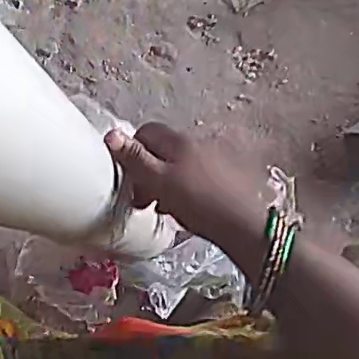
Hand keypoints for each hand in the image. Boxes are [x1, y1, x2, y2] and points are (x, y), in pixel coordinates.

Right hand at [105, 124, 274, 258]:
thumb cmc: (199, 203)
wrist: (247, 227)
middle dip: (147, 169)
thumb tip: (111, 135)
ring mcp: (214, 158)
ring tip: (161, 206)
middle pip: (162, 149)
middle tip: (141, 196)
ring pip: (178, 164)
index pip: (145, 131)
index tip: (127, 175)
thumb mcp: (160, 182)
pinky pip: (195, 175)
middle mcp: (197, 143)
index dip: (130, 150)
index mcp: (178, 141)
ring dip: (165, 180)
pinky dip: (184, 187)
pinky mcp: (227, 176)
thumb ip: (136, 159)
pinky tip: (186, 208)